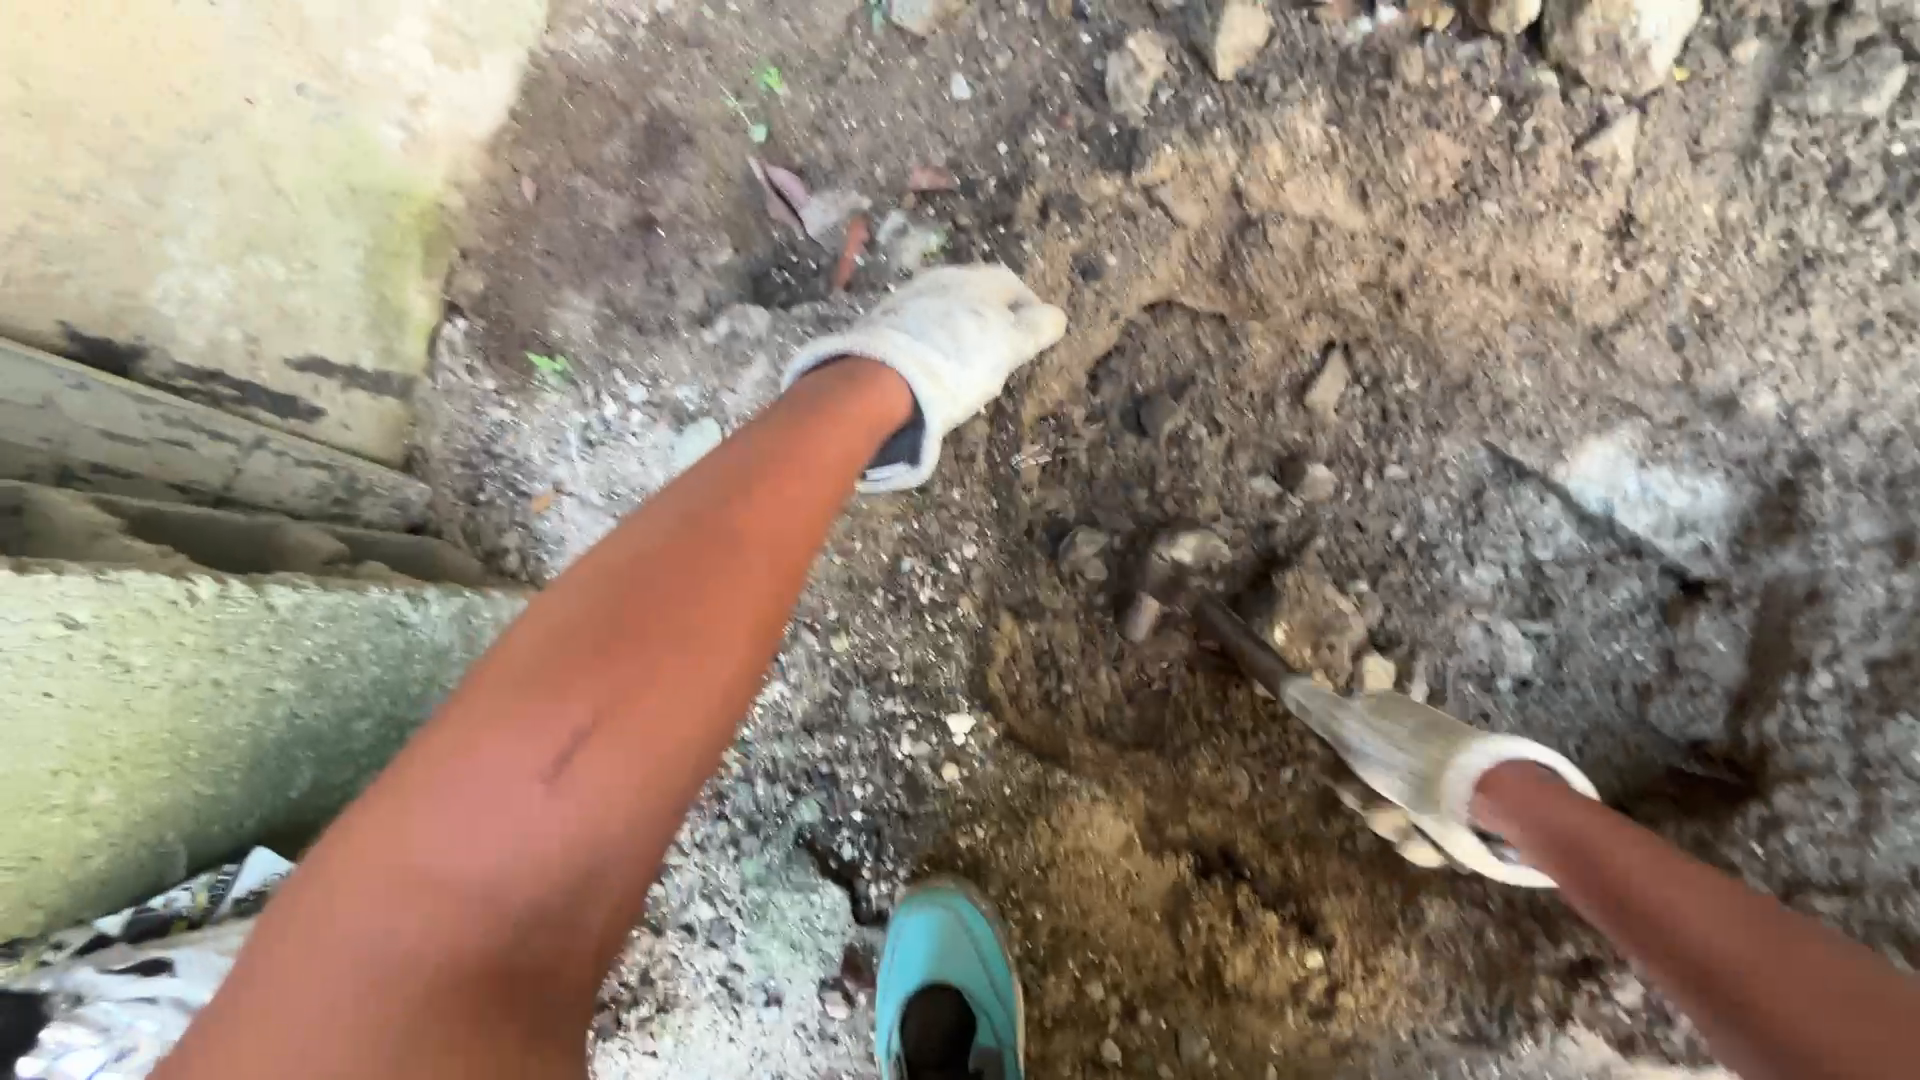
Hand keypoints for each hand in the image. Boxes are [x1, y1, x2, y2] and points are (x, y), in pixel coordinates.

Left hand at [781, 265, 1067, 491]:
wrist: (883, 381)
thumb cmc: (959, 362)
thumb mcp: (1010, 348)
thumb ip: (1036, 329)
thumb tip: (1056, 316)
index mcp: (977, 281)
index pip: (1012, 286)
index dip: (1027, 310)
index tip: (1032, 335)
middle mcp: (940, 279)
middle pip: (974, 296)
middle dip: (989, 319)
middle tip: (998, 351)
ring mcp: (906, 300)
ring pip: (943, 311)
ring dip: (957, 331)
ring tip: (963, 363)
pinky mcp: (880, 324)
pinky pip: (916, 330)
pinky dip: (930, 344)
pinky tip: (930, 369)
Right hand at [1280, 682, 1598, 887]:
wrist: (1494, 803)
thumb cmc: (1415, 757)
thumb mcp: (1354, 725)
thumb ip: (1315, 706)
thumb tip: (1282, 682)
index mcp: (1386, 724)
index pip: (1341, 744)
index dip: (1332, 763)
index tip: (1332, 771)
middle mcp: (1405, 753)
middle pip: (1360, 785)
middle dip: (1365, 802)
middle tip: (1380, 807)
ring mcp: (1431, 789)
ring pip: (1389, 817)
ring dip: (1395, 829)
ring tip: (1414, 831)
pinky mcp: (1454, 823)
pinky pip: (1422, 840)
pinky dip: (1424, 846)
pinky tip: (1436, 847)